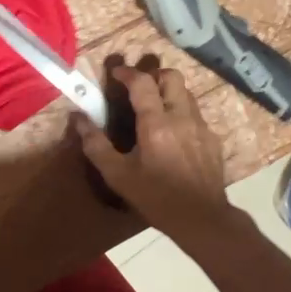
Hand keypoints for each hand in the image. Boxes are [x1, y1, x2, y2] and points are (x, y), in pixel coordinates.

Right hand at [76, 65, 234, 234]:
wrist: (201, 218)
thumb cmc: (155, 197)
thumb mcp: (118, 175)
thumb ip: (96, 144)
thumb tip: (78, 118)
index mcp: (156, 124)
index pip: (142, 82)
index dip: (127, 73)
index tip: (115, 74)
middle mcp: (182, 117)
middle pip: (171, 76)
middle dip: (152, 75)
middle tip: (137, 88)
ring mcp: (201, 127)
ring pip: (186, 93)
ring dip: (168, 92)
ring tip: (154, 109)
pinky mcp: (212, 139)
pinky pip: (196, 114)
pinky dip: (180, 112)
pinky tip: (172, 134)